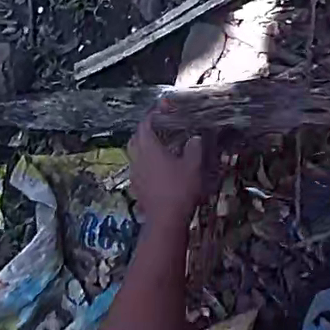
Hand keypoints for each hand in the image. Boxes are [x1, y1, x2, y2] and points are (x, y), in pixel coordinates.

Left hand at [129, 109, 207, 228]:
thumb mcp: (193, 166)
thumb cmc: (179, 189)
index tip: (162, 109)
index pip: (145, 125)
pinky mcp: (136, 187)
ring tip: (159, 146)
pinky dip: (146, 162)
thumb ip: (194, 148)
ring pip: (135, 153)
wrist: (166, 220)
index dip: (153, 115)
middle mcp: (137, 158)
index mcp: (149, 148)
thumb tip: (195, 138)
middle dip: (145, 129)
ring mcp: (135, 173)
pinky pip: (138, 168)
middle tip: (159, 126)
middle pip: (136, 137)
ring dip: (144, 146)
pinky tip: (158, 167)